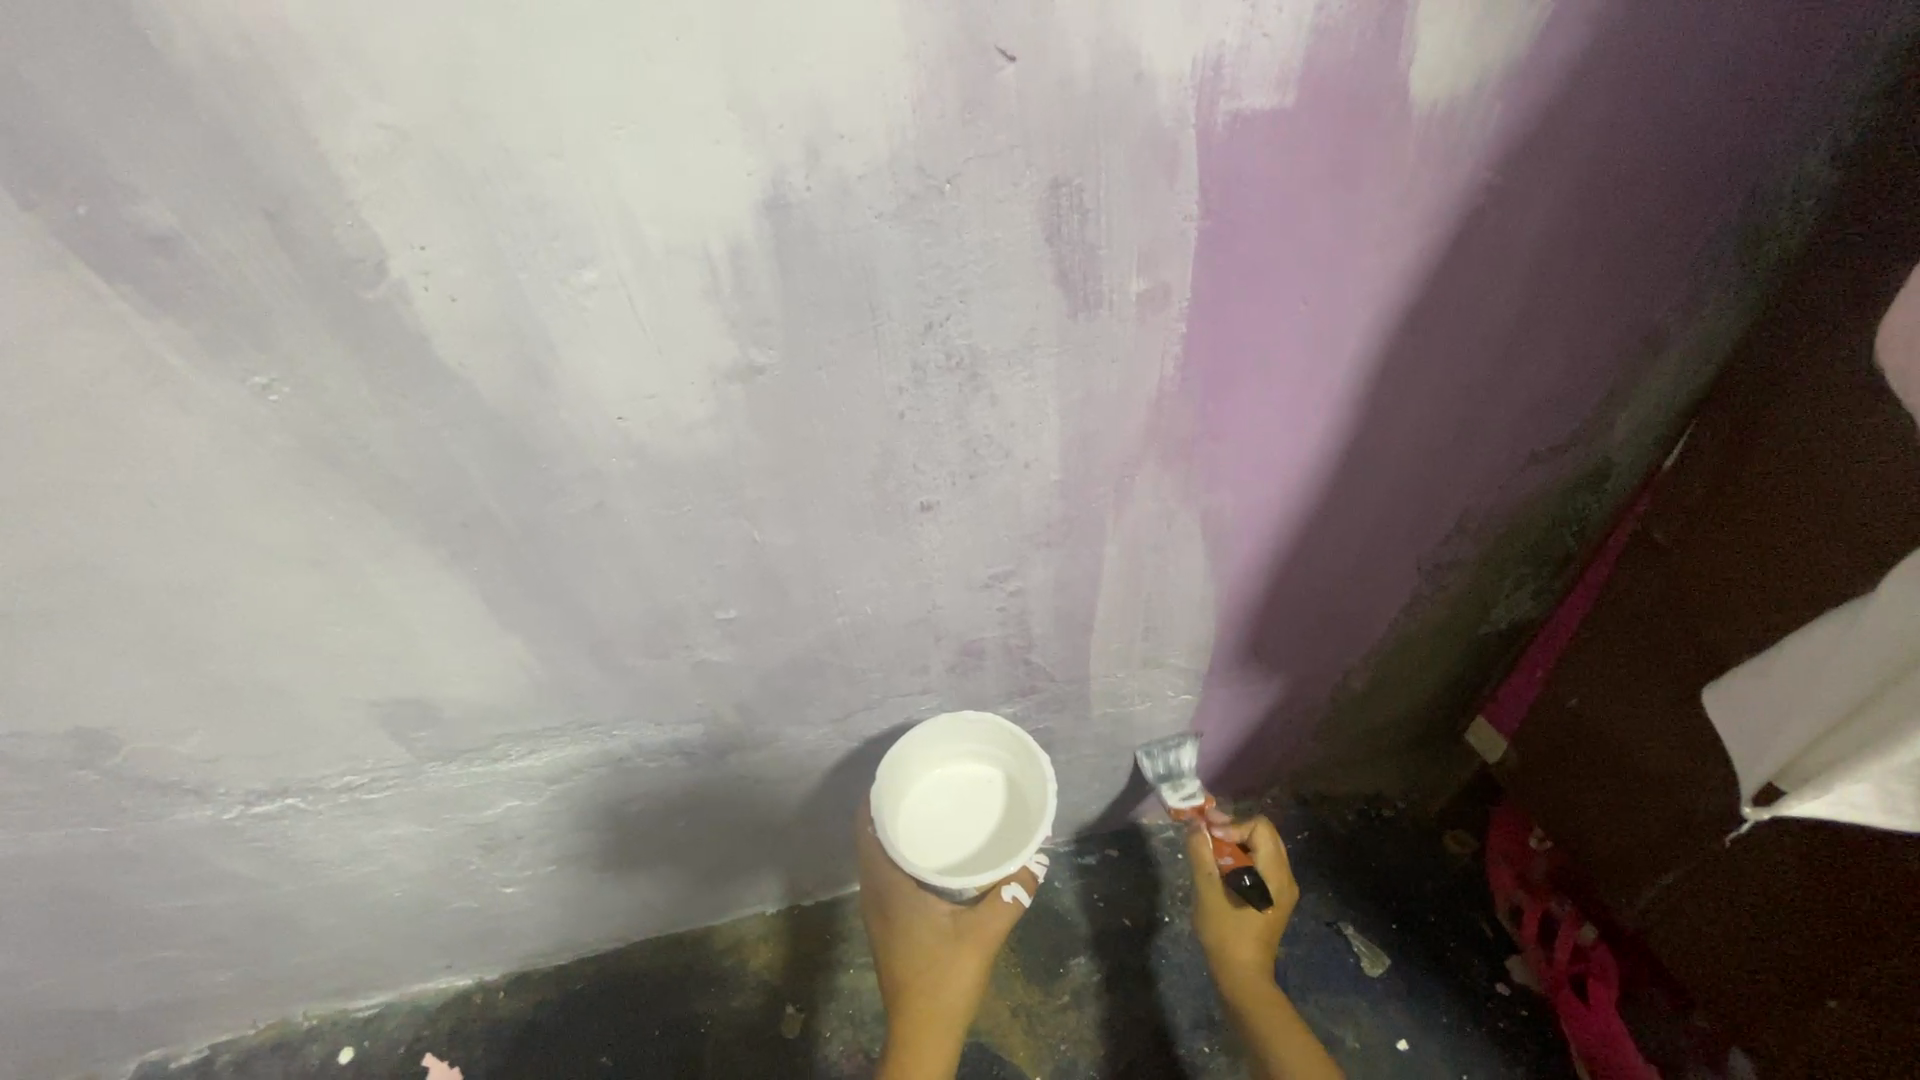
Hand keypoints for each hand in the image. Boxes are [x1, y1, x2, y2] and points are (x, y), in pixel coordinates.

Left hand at [855, 800, 1044, 1077]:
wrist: (922, 1033)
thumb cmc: (945, 979)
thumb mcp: (985, 933)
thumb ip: (1012, 893)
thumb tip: (1038, 857)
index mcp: (886, 886)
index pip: (866, 828)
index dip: (875, 797)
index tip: (898, 772)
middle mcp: (873, 893)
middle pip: (869, 839)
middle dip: (888, 809)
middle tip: (921, 784)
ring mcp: (876, 912)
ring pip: (875, 859)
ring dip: (892, 834)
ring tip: (925, 810)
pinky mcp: (885, 926)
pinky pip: (883, 876)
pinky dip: (897, 856)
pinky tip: (927, 855)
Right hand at [1185, 808, 1298, 994]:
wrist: (1242, 976)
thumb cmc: (1225, 934)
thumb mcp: (1207, 890)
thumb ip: (1201, 853)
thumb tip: (1195, 824)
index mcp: (1275, 874)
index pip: (1260, 827)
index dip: (1233, 824)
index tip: (1209, 835)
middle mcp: (1285, 877)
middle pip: (1264, 834)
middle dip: (1234, 828)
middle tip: (1206, 832)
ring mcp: (1283, 888)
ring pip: (1262, 847)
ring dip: (1236, 842)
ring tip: (1210, 847)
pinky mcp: (1275, 897)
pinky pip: (1261, 863)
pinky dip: (1241, 857)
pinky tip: (1221, 866)